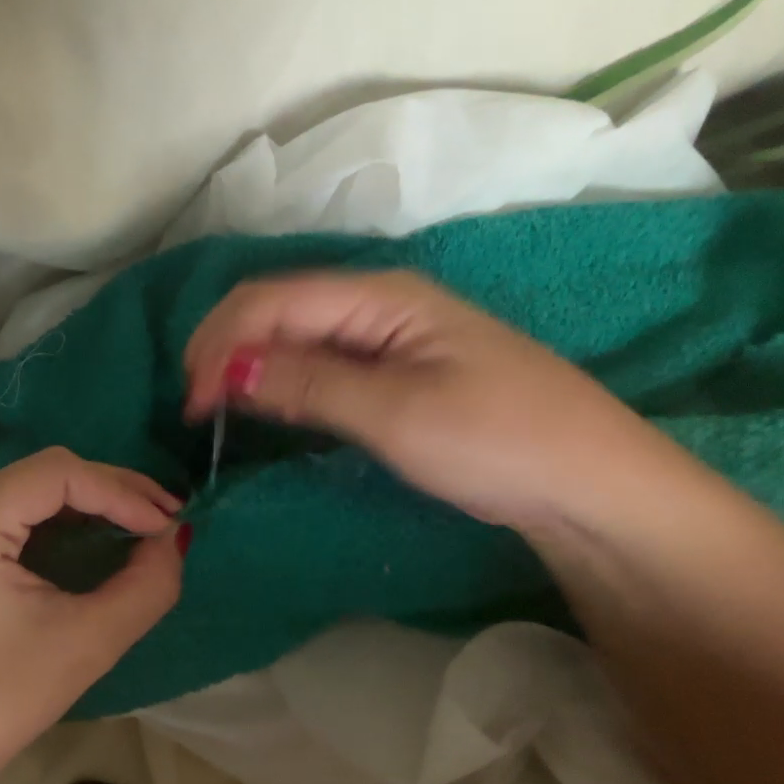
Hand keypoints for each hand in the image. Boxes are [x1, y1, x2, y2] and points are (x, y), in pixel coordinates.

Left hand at [0, 448, 184, 783]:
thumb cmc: (5, 698)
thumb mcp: (89, 641)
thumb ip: (147, 584)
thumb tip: (174, 537)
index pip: (56, 473)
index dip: (120, 490)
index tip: (169, 522)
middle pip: (41, 473)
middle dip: (108, 492)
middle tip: (164, 520)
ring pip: (27, 485)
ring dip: (85, 502)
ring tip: (139, 527)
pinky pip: (8, 506)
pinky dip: (54, 517)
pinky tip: (94, 535)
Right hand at [183, 270, 686, 530]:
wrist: (592, 487)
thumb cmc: (500, 442)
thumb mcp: (396, 413)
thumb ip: (307, 382)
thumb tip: (227, 367)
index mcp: (381, 296)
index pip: (270, 301)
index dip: (218, 344)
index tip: (191, 405)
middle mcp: (377, 302)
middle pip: (273, 308)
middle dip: (222, 348)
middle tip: (193, 408)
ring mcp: (385, 335)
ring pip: (289, 332)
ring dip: (243, 362)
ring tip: (212, 408)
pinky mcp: (390, 369)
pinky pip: (313, 358)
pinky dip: (274, 378)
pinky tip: (259, 403)